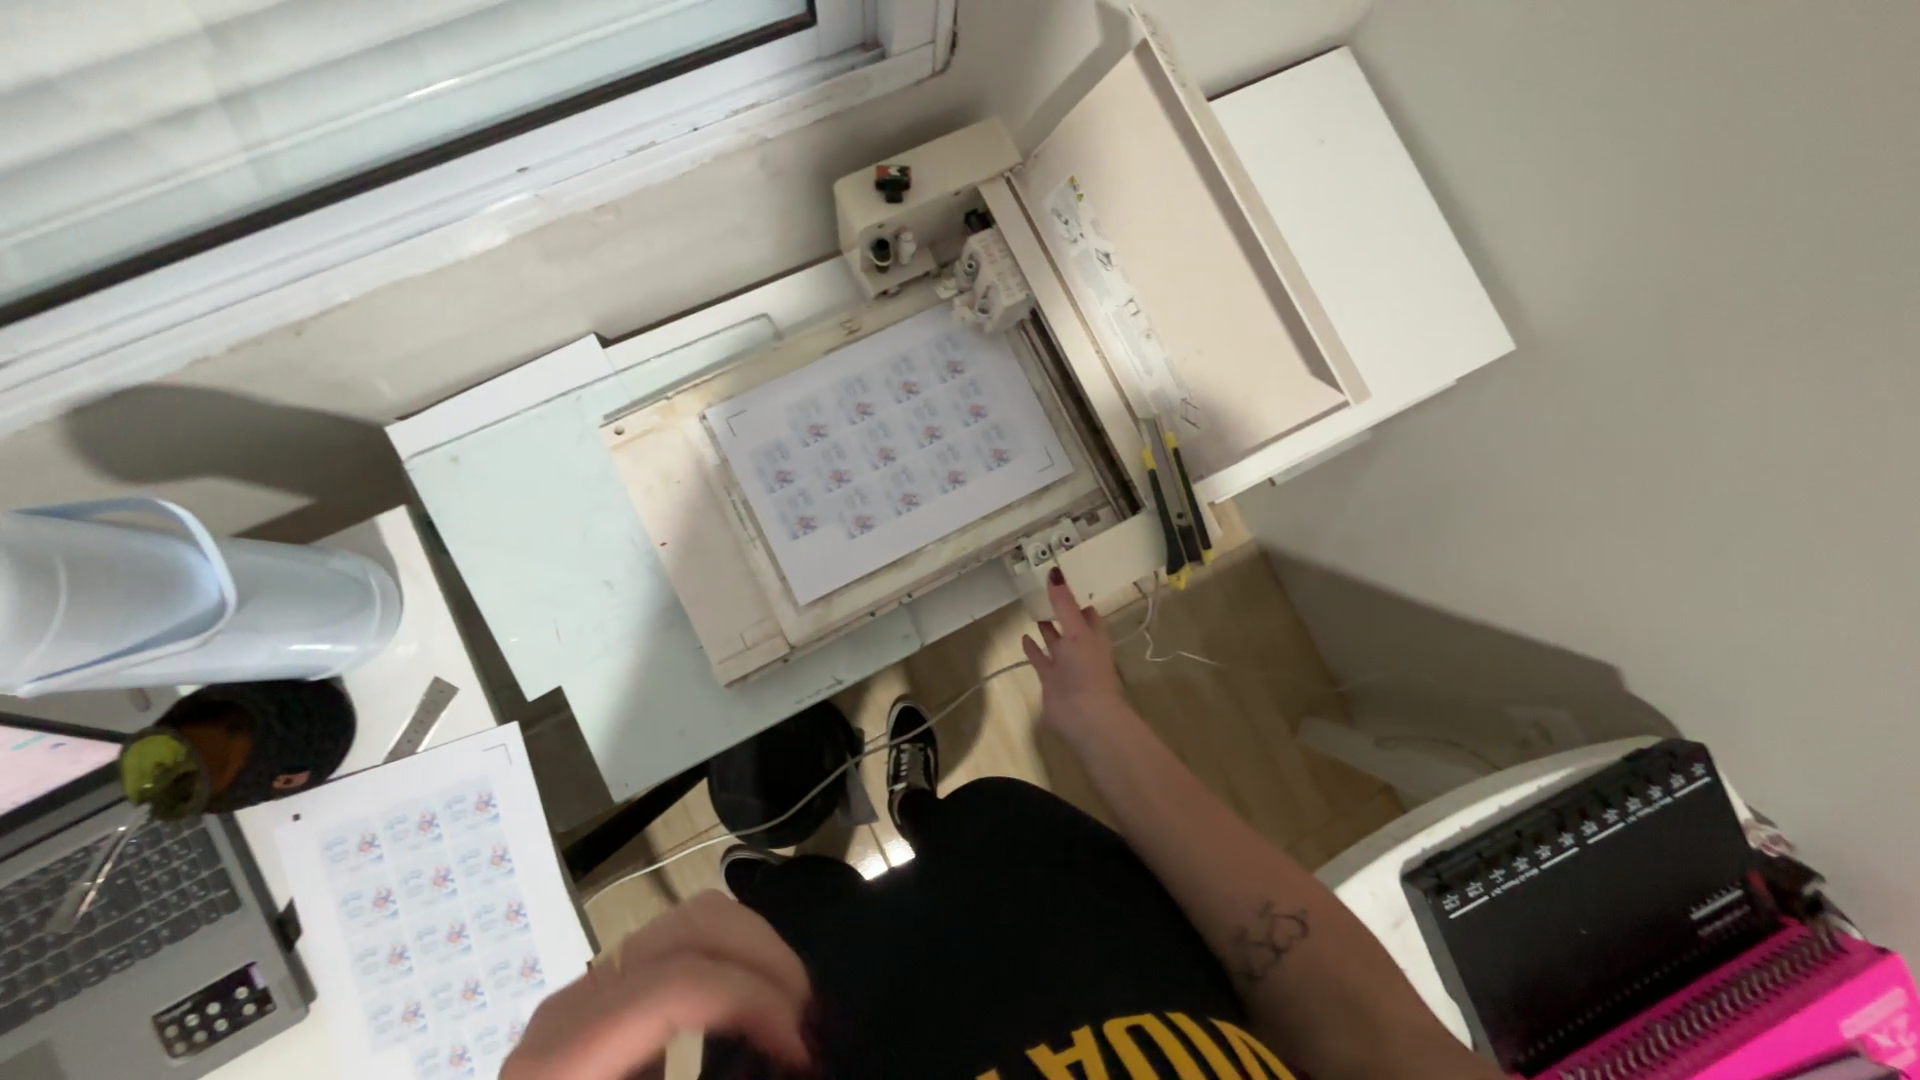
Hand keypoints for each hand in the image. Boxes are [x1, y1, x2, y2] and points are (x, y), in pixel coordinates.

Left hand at [502, 891, 809, 1079]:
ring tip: (792, 1007)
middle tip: (809, 1022)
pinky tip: (757, 1002)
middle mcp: (575, 1001)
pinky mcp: (610, 991)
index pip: (679, 985)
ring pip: (696, 918)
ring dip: (759, 951)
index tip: (803, 1052)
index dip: (755, 1002)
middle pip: (694, 927)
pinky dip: (737, 956)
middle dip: (768, 962)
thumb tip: (792, 1062)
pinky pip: (686, 941)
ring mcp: (591, 987)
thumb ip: (715, 1079)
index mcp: (563, 1058)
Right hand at [1022, 568, 1129, 738]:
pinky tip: (1023, 636)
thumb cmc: (1086, 668)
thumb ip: (1064, 604)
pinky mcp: (1050, 678)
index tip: (1060, 574)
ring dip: (1046, 626)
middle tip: (1041, 587)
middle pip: (1069, 622)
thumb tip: (1054, 571)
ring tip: (1032, 607)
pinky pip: (1040, 659)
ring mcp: (1065, 664)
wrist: (1083, 715)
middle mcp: (1081, 646)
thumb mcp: (1077, 630)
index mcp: (1094, 634)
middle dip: (1059, 607)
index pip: (1085, 608)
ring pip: (1054, 640)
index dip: (1075, 593)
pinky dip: (1033, 648)